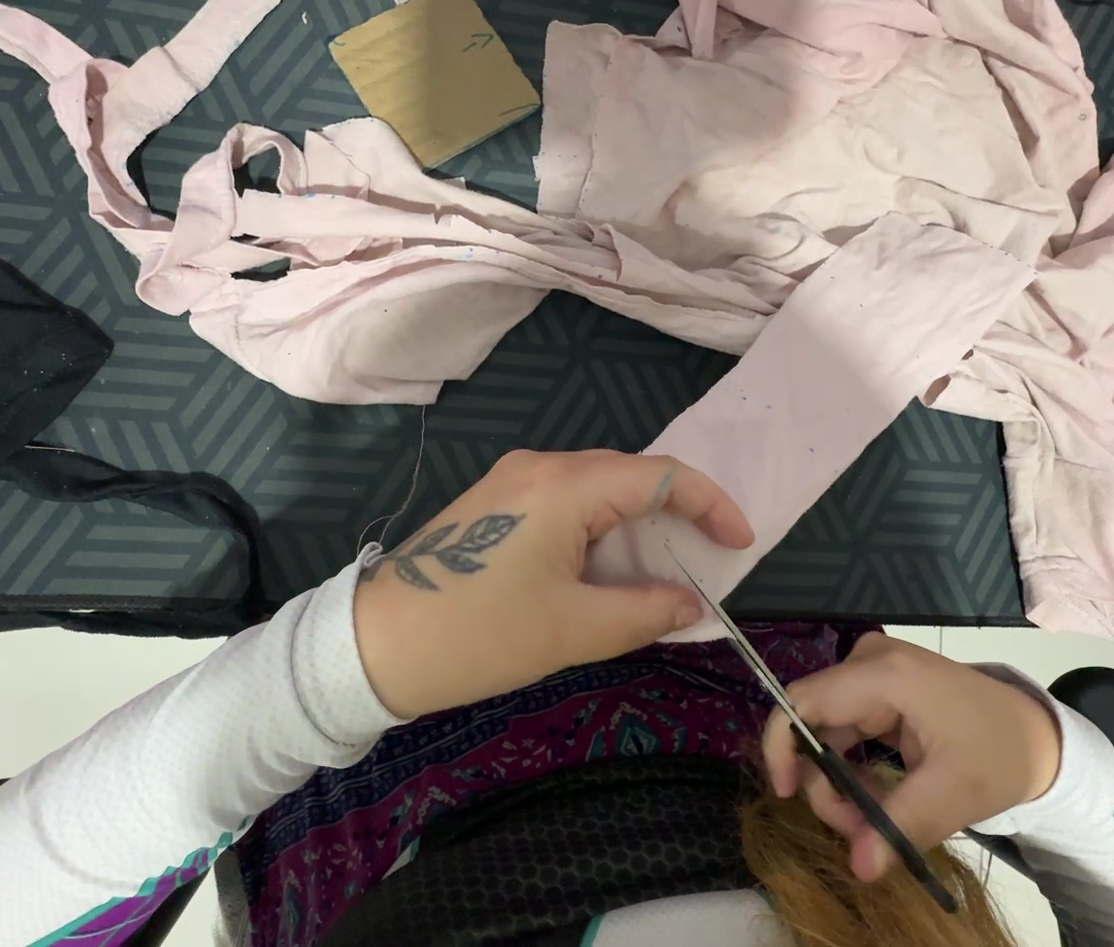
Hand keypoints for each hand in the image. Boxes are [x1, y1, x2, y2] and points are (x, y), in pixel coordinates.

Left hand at [353, 449, 753, 717]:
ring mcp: (512, 479)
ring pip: (597, 488)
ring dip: (636, 525)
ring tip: (661, 570)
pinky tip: (606, 566)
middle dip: (674, 514)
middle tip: (704, 562)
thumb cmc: (479, 636)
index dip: (710, 504)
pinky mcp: (495, 502)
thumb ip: (646, 611)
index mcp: (563, 485)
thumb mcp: (574, 630)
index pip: (660, 475)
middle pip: (629, 475)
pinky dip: (600, 529)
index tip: (739, 543)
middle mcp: (540, 465)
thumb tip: (692, 604)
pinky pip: (566, 501)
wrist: (373, 646)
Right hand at [762, 632, 1061, 881]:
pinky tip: (879, 795)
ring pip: (826, 729)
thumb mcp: (957, 792)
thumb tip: (858, 868)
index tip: (786, 795)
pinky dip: (852, 767)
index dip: (782, 745)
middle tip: (856, 829)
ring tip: (872, 819)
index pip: (804, 699)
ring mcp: (872, 673)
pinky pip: (844, 729)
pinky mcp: (878, 689)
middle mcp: (868, 663)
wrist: (1039, 734)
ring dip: (839, 780)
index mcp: (884, 674)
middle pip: (814, 720)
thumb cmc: (1001, 752)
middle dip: (824, 780)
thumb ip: (902, 825)